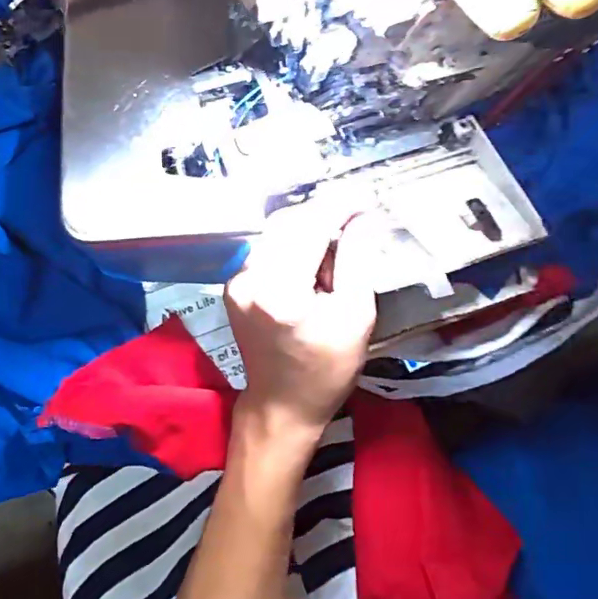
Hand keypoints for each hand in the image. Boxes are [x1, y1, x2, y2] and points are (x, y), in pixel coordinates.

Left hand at [225, 199, 377, 444]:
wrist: (281, 401)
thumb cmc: (327, 368)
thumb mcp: (356, 315)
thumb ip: (358, 259)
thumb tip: (365, 216)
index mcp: (281, 291)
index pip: (310, 227)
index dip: (339, 206)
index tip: (365, 197)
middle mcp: (250, 279)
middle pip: (287, 223)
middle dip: (323, 217)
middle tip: (356, 227)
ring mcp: (235, 280)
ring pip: (274, 233)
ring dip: (307, 232)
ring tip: (334, 261)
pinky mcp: (232, 284)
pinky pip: (264, 250)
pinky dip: (290, 248)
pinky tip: (310, 270)